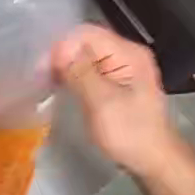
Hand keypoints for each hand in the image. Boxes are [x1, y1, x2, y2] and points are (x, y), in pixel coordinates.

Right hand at [50, 24, 189, 179]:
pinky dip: (75, 77)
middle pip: (86, 42)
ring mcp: (124, 70)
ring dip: (66, 67)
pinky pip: (91, 71)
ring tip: (46, 83)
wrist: (154, 161)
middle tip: (39, 78)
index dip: (61, 46)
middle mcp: (127, 55)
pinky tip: (63, 88)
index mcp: (128, 53)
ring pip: (87, 57)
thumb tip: (59, 47)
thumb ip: (81, 72)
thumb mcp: (102, 102)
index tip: (40, 69)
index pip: (86, 33)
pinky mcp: (118, 85)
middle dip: (61, 56)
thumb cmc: (129, 134)